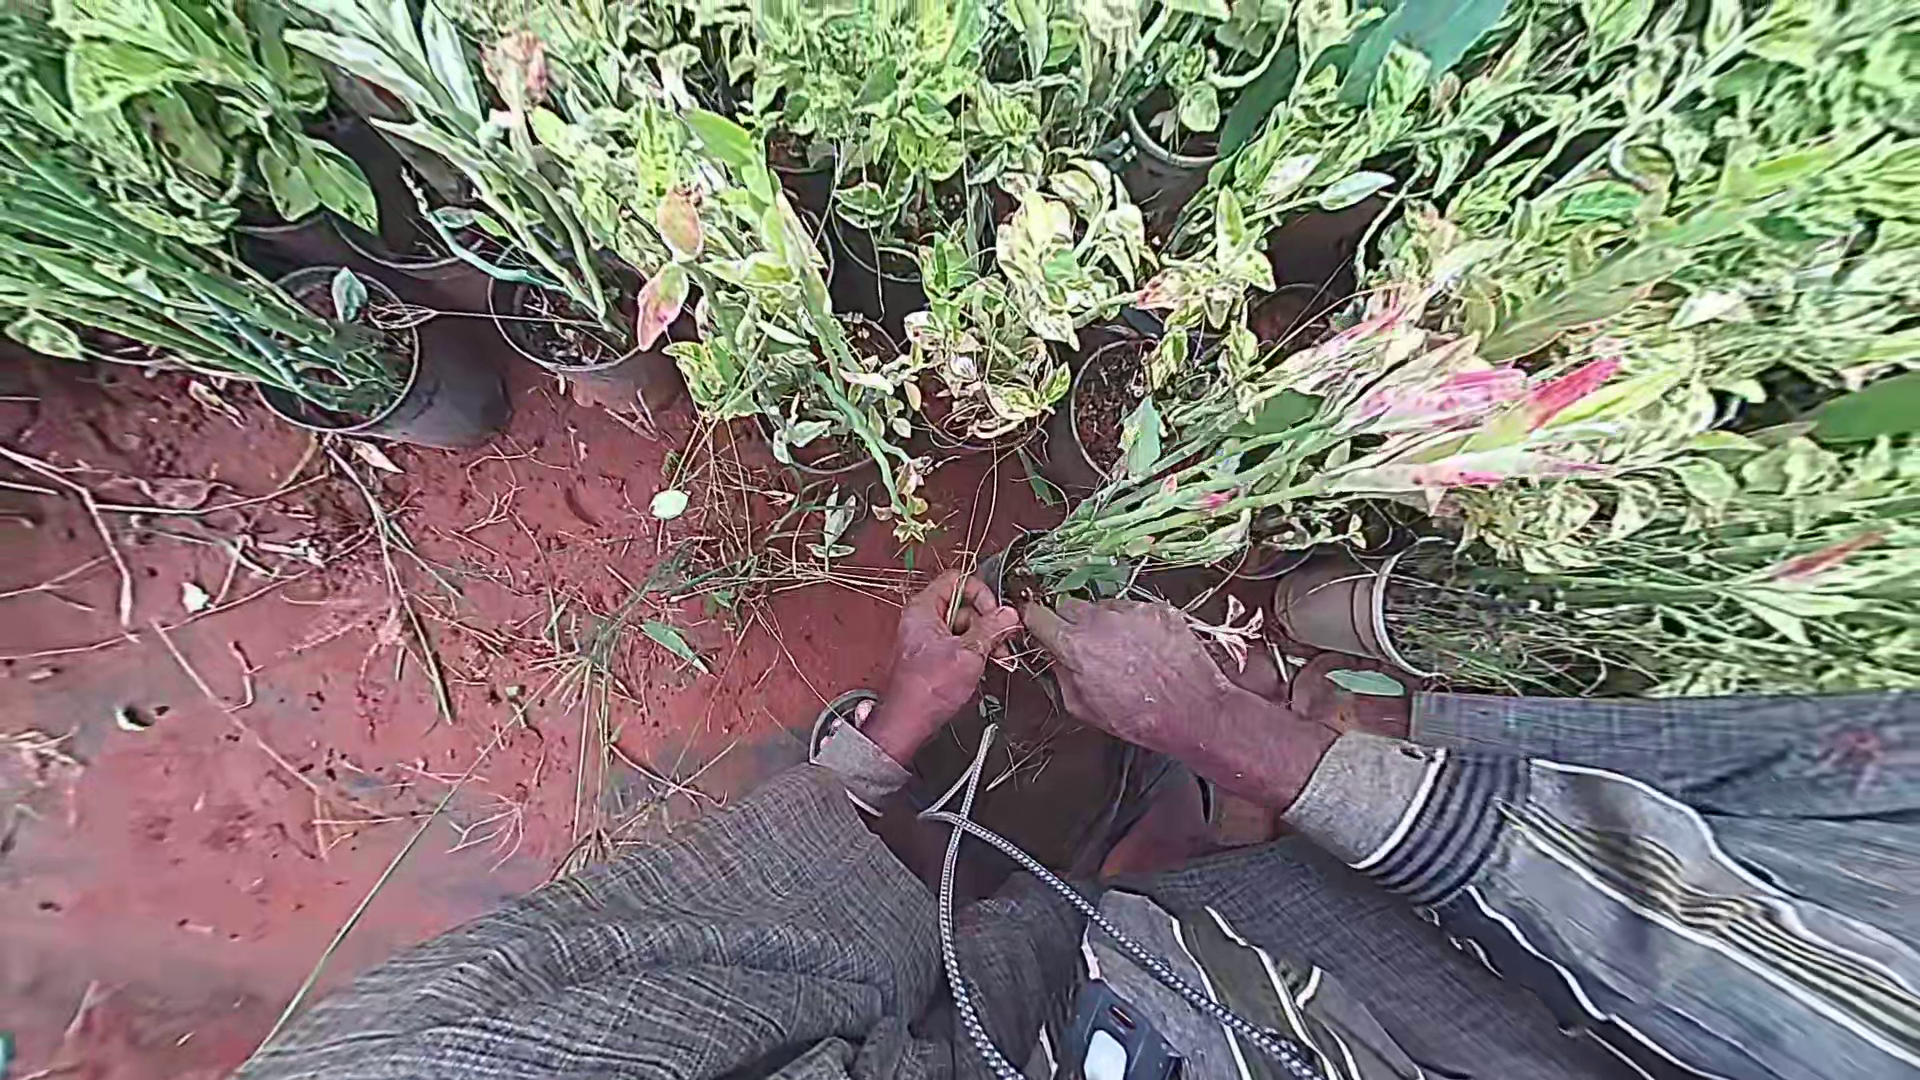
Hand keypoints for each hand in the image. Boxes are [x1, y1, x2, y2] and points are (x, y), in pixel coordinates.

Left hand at [866, 571, 1020, 764]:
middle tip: (1002, 638)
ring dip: (985, 638)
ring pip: (965, 625)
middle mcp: (923, 618)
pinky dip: (975, 650)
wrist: (908, 722)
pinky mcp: (934, 655)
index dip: (980, 593)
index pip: (957, 579)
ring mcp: (928, 637)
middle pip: (964, 604)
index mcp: (924, 608)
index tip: (995, 613)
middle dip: (987, 621)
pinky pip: (959, 642)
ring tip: (998, 655)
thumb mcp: (968, 653)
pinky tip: (986, 663)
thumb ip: (991, 629)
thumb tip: (1008, 614)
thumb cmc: (925, 689)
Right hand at [1022, 597, 1337, 809]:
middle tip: (1084, 645)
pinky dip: (1133, 624)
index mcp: (1074, 645)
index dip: (1035, 619)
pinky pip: (1133, 609)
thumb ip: (1060, 674)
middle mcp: (1099, 621)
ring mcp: (1129, 611)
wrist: (1195, 712)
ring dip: (1103, 623)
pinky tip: (1144, 648)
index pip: (1037, 613)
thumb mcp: (1083, 707)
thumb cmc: (1140, 718)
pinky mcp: (1156, 609)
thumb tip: (1053, 656)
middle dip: (1069, 622)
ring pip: (1101, 606)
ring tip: (1122, 652)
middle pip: (1067, 605)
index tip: (1038, 623)